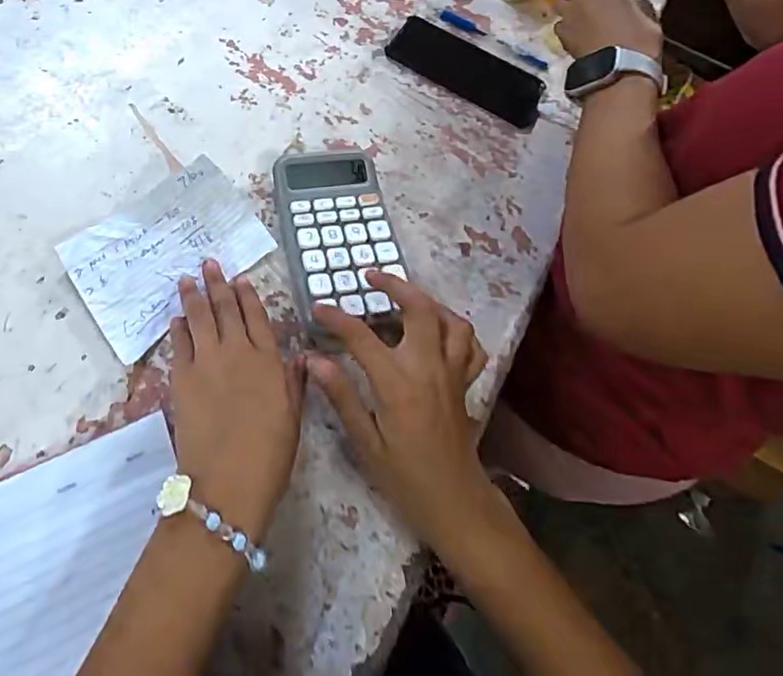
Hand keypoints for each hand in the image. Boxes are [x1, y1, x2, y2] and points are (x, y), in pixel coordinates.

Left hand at [169, 260, 305, 536]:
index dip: (247, 295)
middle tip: (209, 264)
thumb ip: (294, 382)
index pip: (257, 317)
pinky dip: (178, 326)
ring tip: (188, 278)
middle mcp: (237, 352)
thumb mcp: (293, 418)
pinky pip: (180, 342)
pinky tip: (176, 317)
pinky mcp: (182, 375)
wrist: (227, 480)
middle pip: (226, 309)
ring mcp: (207, 361)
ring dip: (193, 295)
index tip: (239, 278)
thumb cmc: (269, 455)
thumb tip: (299, 356)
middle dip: (217, 283)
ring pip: (199, 318)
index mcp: (268, 361)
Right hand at [306, 272, 495, 549]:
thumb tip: (313, 359)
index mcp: (398, 384)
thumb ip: (340, 395)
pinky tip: (438, 329)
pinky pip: (470, 346)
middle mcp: (428, 369)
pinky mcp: (465, 384)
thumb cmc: (405, 477)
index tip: (318, 308)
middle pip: (419, 310)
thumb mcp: (365, 441)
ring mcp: (452, 374)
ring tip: (405, 296)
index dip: (337, 318)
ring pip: (450, 321)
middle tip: (370, 277)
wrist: (457, 505)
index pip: (362, 337)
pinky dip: (455, 329)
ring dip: (428, 301)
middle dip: (394, 286)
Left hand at [554, 0, 662, 59]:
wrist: (618, 69)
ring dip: (568, 4)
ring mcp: (569, 14)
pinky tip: (576, 32)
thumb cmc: (641, 42)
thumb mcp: (648, 18)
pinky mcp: (561, 33)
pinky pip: (559, 23)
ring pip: (559, 1)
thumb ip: (637, 5)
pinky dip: (565, 25)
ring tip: (579, 13)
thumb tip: (633, 1)